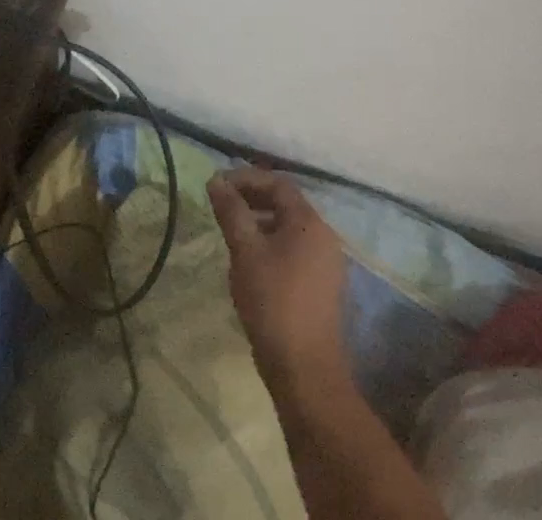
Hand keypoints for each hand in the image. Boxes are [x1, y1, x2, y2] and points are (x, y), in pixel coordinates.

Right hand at [209, 167, 349, 384]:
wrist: (303, 363)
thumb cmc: (272, 299)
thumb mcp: (244, 250)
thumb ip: (231, 212)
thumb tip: (217, 180)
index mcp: (310, 224)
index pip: (278, 184)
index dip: (246, 178)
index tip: (215, 185)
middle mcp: (324, 237)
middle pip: (286, 204)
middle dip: (251, 198)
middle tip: (219, 204)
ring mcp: (326, 262)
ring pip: (289, 228)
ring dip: (258, 221)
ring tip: (229, 231)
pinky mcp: (320, 284)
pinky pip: (294, 249)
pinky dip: (269, 242)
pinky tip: (248, 259)